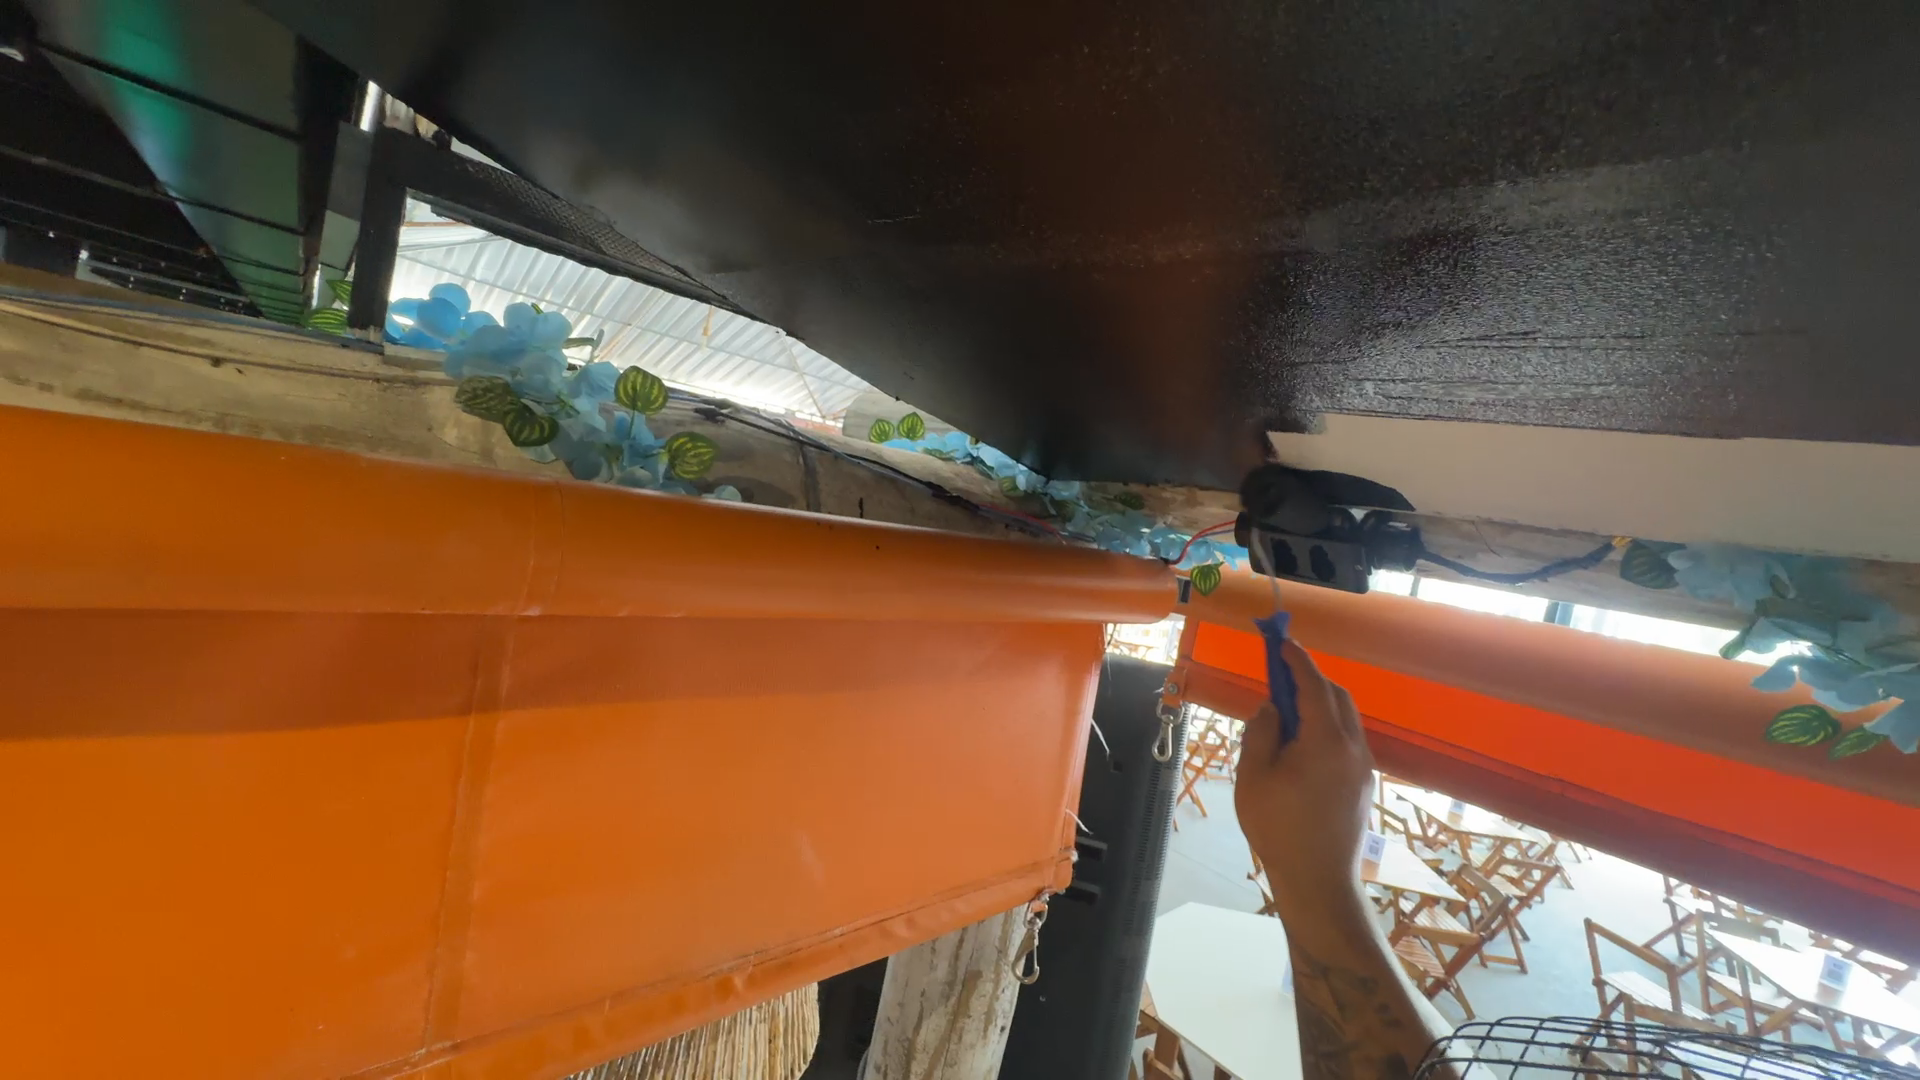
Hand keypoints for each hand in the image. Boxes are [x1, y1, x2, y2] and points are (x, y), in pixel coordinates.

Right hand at [1233, 641, 1376, 937]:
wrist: (1319, 882)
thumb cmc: (1278, 827)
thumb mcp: (1254, 775)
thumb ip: (1262, 732)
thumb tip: (1273, 708)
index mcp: (1326, 742)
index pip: (1314, 686)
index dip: (1297, 661)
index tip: (1282, 641)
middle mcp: (1353, 749)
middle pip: (1338, 697)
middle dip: (1312, 678)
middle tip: (1281, 672)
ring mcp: (1363, 768)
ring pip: (1346, 718)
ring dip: (1320, 702)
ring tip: (1287, 708)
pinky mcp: (1363, 785)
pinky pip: (1347, 739)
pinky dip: (1326, 724)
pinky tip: (1301, 741)